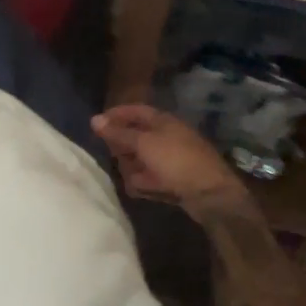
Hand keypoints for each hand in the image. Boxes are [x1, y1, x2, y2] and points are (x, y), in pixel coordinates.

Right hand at [91, 103, 245, 210]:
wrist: (212, 195)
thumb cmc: (176, 161)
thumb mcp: (143, 143)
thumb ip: (117, 132)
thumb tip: (94, 119)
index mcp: (163, 121)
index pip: (134, 110)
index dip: (115, 115)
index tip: (96, 125)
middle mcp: (167, 136)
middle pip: (134, 136)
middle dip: (124, 148)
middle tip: (117, 157)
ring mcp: (171, 158)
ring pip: (141, 159)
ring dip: (134, 168)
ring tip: (136, 178)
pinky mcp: (174, 178)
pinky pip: (151, 176)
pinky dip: (146, 182)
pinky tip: (145, 189)